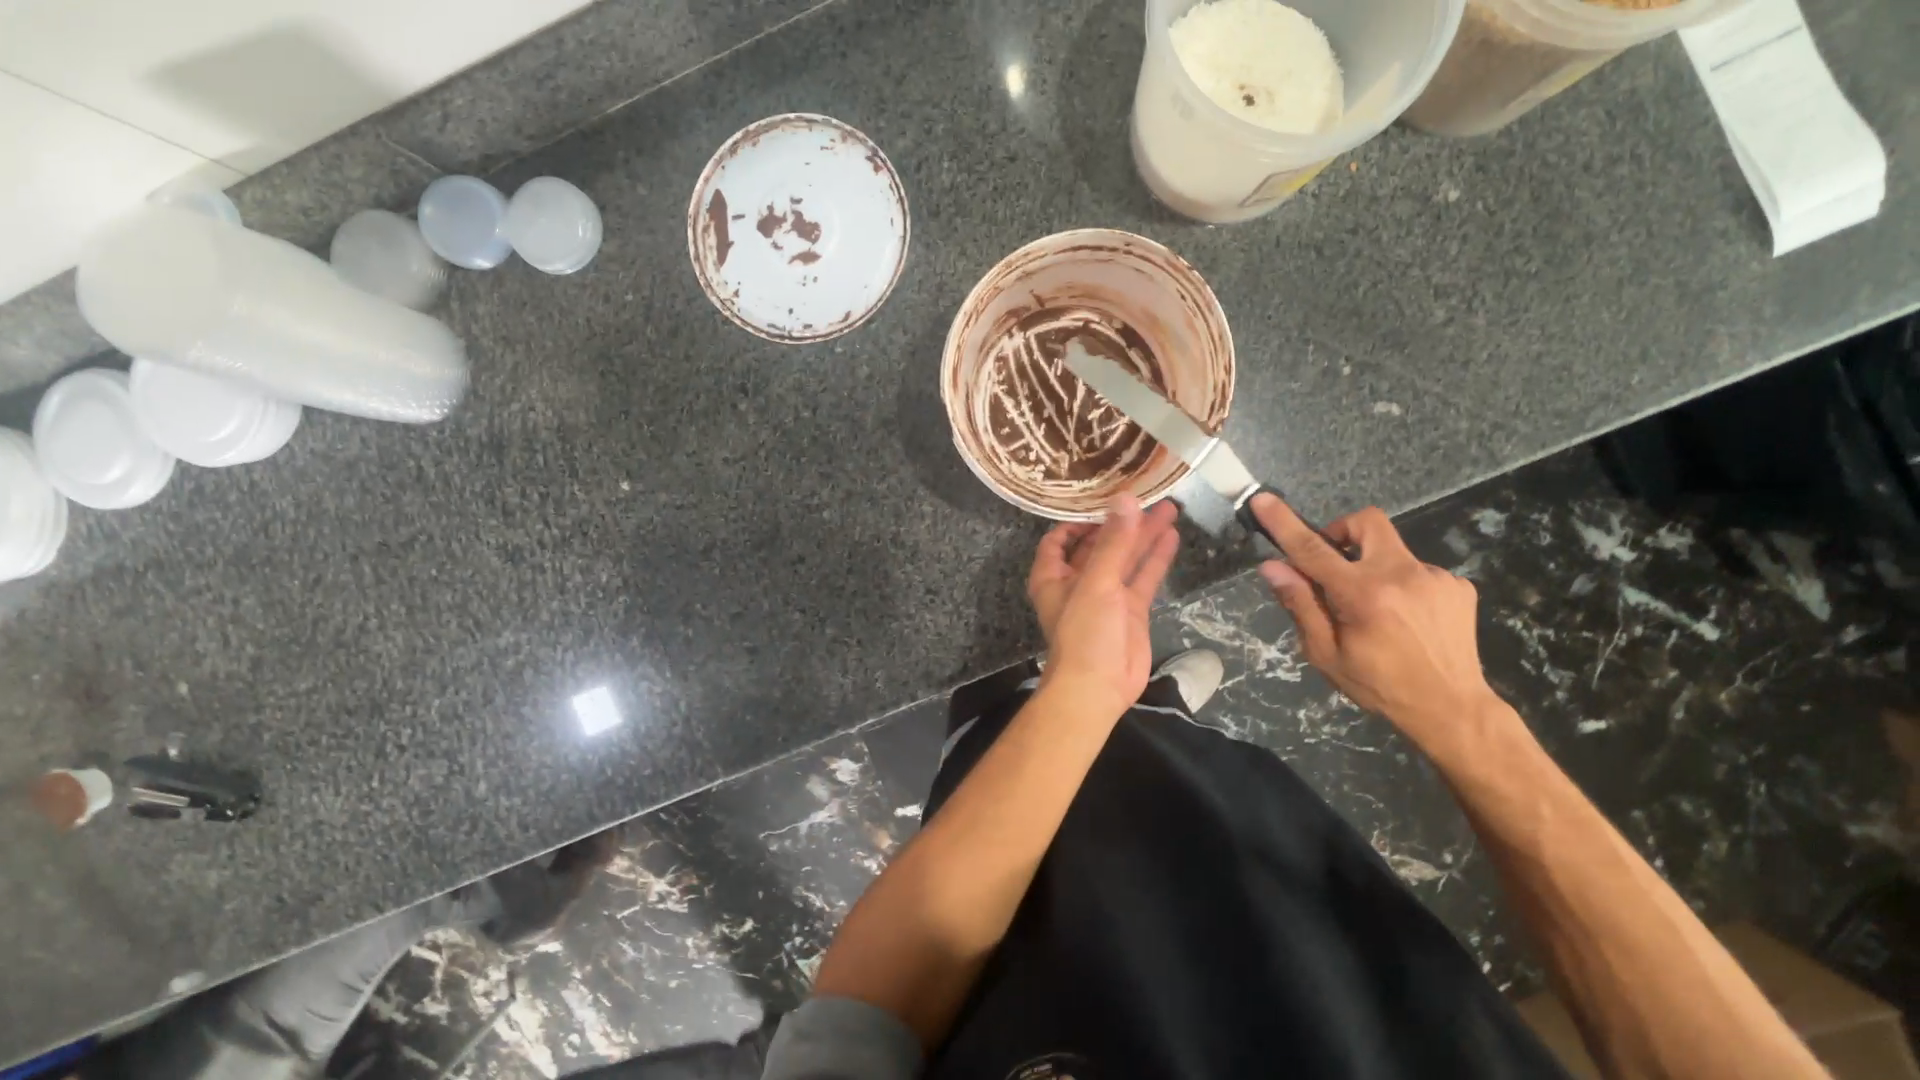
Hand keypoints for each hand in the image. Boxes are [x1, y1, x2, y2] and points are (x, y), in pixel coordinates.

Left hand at [1026, 495, 1180, 719]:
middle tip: (1147, 497)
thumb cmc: (1084, 633)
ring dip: (1143, 536)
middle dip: (1120, 524)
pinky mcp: (1130, 612)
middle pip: (1098, 545)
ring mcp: (1106, 597)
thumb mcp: (1096, 582)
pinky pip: (1143, 579)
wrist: (1098, 688)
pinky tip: (1172, 537)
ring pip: (1125, 559)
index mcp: (1053, 576)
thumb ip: (1113, 542)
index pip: (1059, 540)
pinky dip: (1155, 559)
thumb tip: (1126, 500)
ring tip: (1169, 509)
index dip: (1078, 521)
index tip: (1103, 502)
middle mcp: (1077, 583)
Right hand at [1251, 494, 1503, 752]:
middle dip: (1343, 532)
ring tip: (1378, 613)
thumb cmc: (1379, 686)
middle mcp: (1401, 574)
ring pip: (1392, 552)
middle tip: (1334, 564)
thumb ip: (1301, 605)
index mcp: (1363, 595)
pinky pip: (1418, 572)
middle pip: (1366, 522)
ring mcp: (1435, 577)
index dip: (1283, 522)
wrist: (1452, 709)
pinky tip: (1406, 621)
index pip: (1313, 548)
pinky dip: (1402, 587)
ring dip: (1374, 569)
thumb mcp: (1326, 655)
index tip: (1263, 500)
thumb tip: (1273, 566)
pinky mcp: (1457, 585)